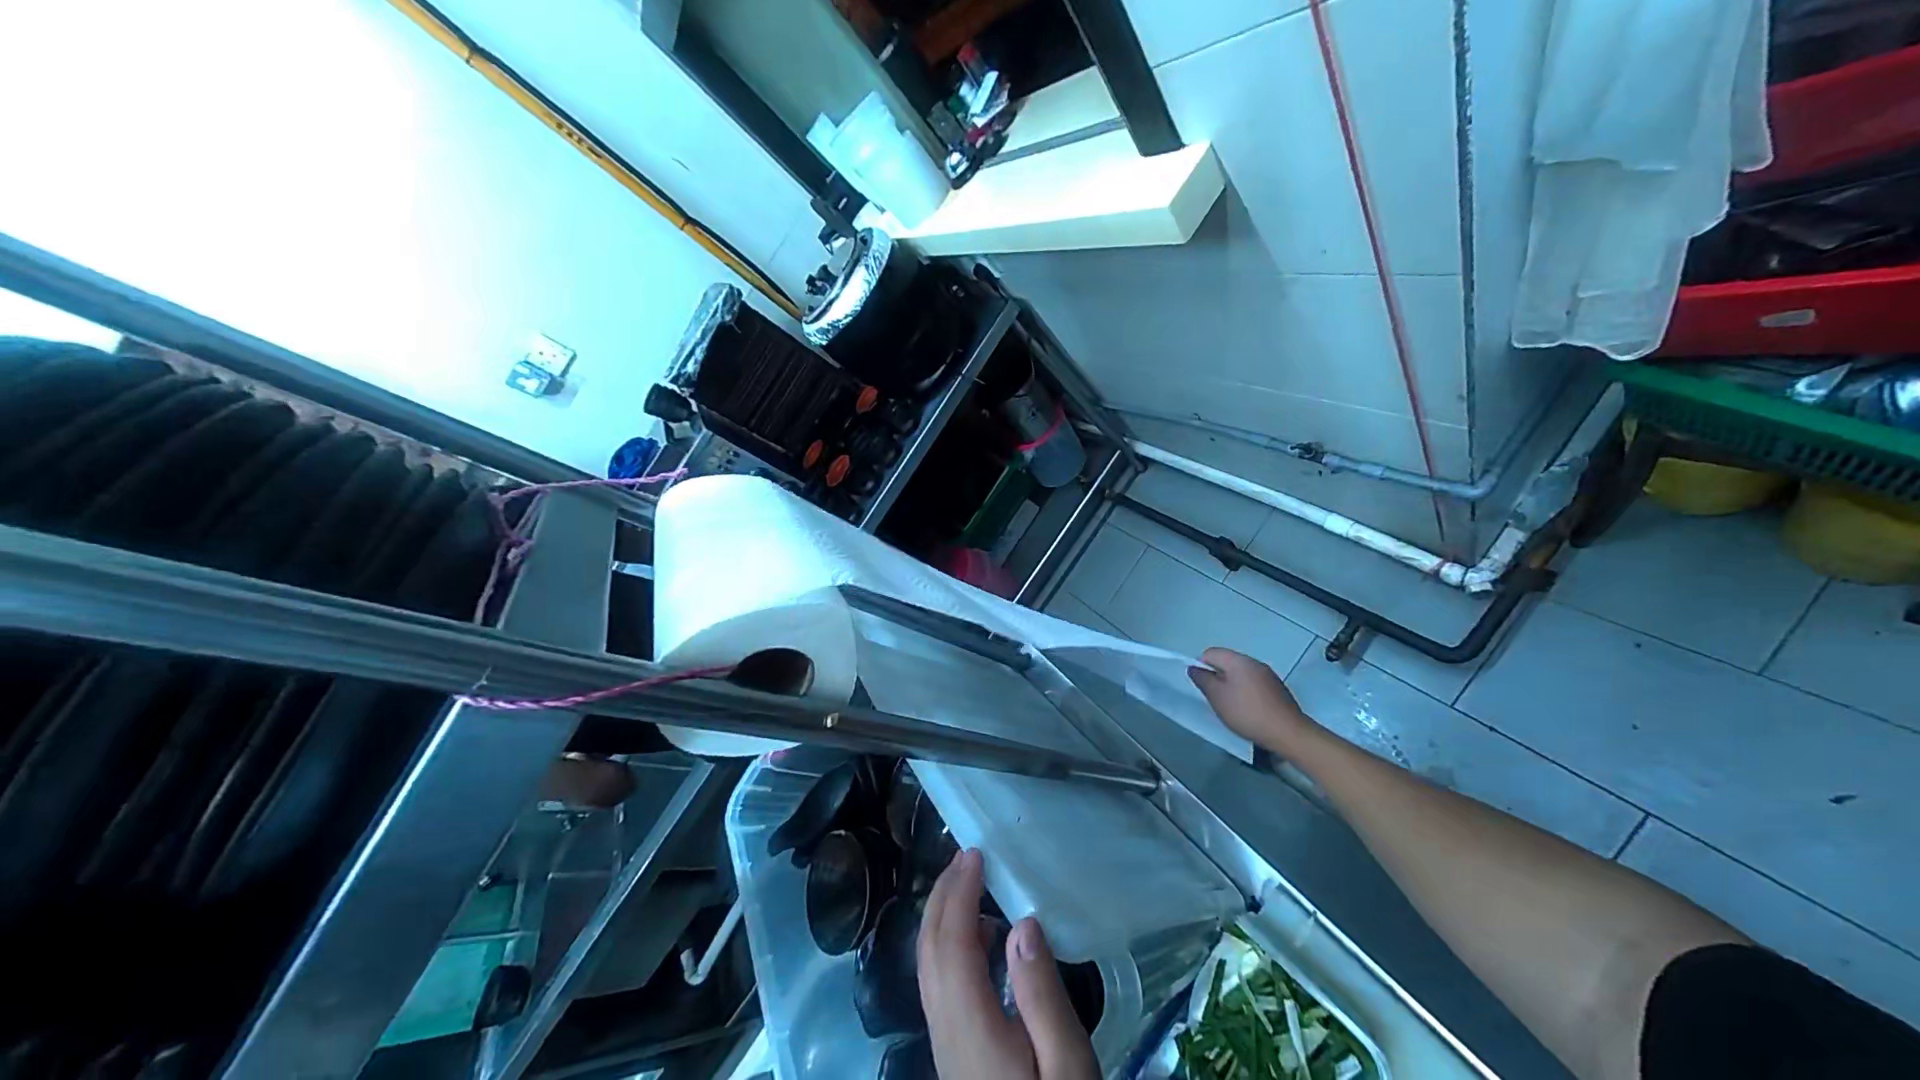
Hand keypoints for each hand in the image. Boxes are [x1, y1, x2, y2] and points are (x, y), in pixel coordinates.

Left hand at [918, 848, 1098, 1079]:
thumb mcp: (1068, 1065)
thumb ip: (1042, 995)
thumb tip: (1020, 924)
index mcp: (971, 1026)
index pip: (951, 942)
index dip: (958, 892)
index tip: (974, 854)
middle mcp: (945, 1028)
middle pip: (927, 948)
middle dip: (941, 895)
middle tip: (966, 857)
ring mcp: (944, 1043)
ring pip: (928, 965)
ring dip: (943, 916)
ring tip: (974, 887)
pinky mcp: (952, 1052)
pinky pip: (939, 983)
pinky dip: (950, 944)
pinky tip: (983, 942)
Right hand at [1187, 647, 1317, 755]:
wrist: (1287, 732)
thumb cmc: (1247, 712)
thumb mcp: (1217, 697)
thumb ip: (1202, 680)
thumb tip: (1194, 668)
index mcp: (1238, 660)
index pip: (1210, 653)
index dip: (1201, 667)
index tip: (1204, 687)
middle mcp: (1254, 662)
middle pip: (1227, 662)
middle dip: (1218, 677)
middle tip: (1216, 699)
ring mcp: (1269, 675)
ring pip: (1241, 674)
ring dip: (1232, 686)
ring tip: (1233, 707)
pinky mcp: (1278, 689)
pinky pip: (1254, 684)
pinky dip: (1247, 693)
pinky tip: (1249, 711)